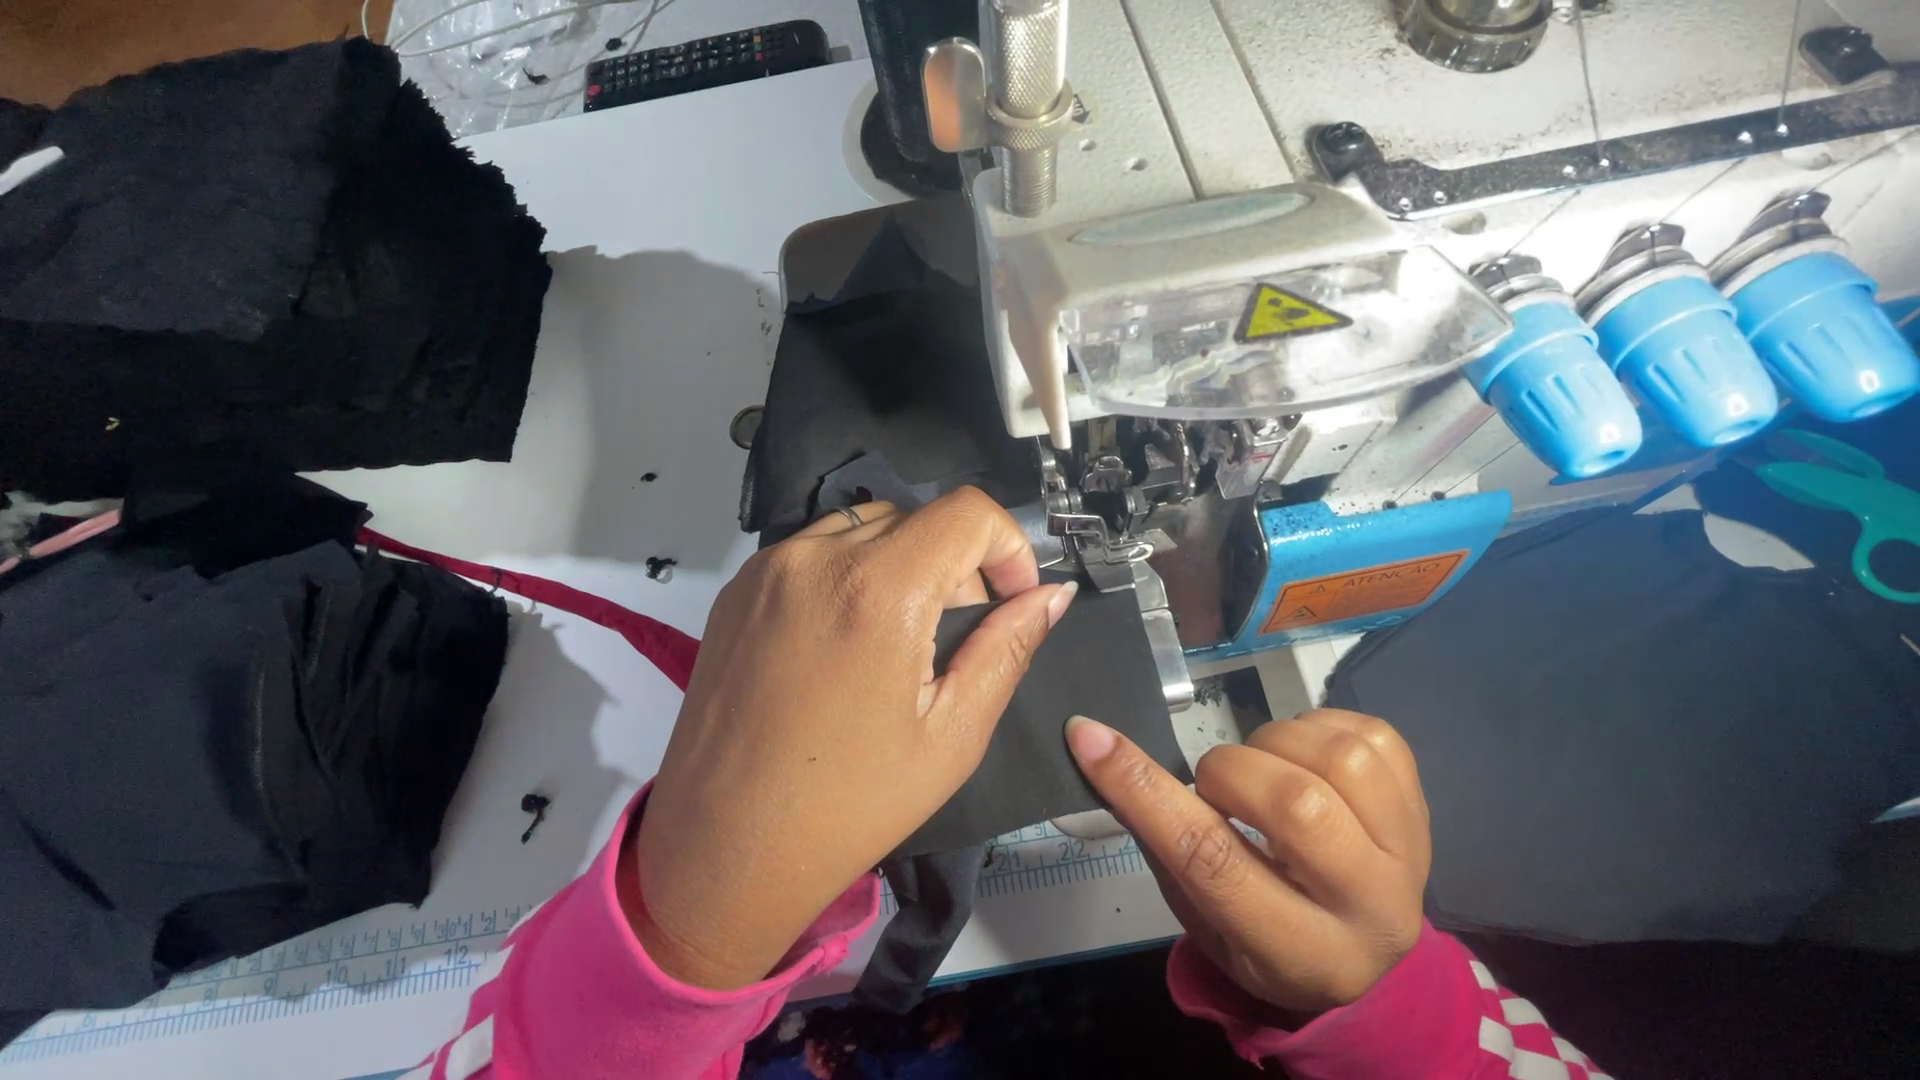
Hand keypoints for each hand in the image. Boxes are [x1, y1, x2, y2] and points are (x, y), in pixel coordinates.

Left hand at [624, 489, 1076, 989]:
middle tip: (954, 636)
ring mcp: (767, 568)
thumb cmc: (850, 804)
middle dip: (956, 563)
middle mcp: (816, 556)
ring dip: (902, 564)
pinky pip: (815, 552)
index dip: (1007, 545)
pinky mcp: (737, 588)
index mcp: (878, 589)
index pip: (966, 511)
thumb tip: (1052, 593)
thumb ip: (1008, 648)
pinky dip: (850, 575)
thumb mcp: (952, 734)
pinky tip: (843, 644)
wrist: (724, 847)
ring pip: (864, 528)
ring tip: (896, 642)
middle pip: (917, 517)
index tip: (1009, 600)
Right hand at [1066, 709, 1428, 1014]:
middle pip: (1292, 806)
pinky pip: (1370, 733)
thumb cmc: (1263, 935)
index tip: (1089, 735)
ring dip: (1275, 743)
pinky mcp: (1424, 806)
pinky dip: (1317, 725)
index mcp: (1295, 951)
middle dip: (1229, 772)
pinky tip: (1302, 754)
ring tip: (1264, 766)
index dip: (1143, 789)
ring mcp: (1407, 854)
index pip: (1211, 859)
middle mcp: (1368, 908)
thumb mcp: (1199, 914)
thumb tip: (1100, 745)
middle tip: (1217, 785)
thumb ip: (1159, 838)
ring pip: (1336, 759)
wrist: (1367, 954)